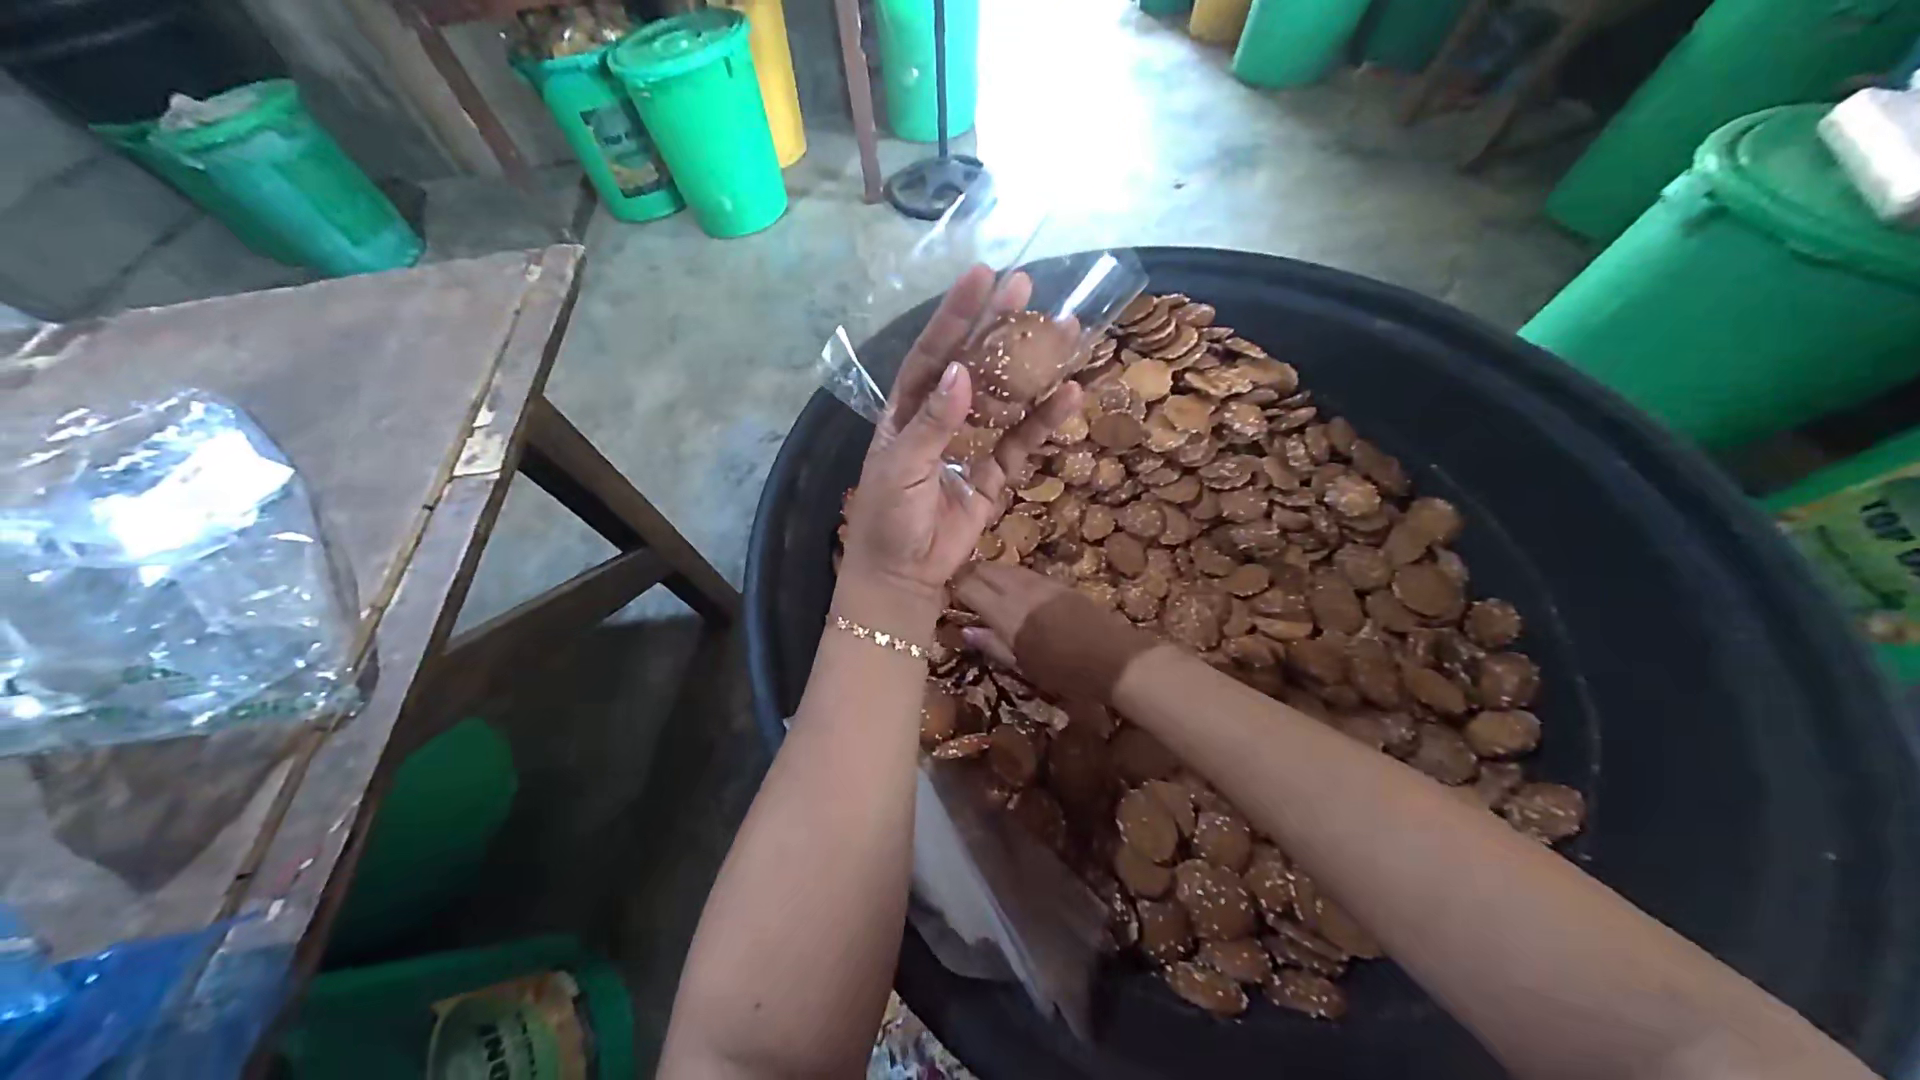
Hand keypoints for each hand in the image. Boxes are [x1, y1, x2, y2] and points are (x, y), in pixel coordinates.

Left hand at [838, 266, 1082, 610]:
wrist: (903, 572)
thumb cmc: (887, 516)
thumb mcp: (901, 467)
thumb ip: (932, 423)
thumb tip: (962, 372)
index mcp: (909, 409)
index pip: (935, 353)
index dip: (956, 316)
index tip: (982, 277)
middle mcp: (944, 417)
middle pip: (975, 364)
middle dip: (998, 327)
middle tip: (1026, 287)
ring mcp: (974, 442)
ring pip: (1008, 398)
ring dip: (1034, 367)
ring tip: (1067, 330)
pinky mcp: (997, 471)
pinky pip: (1024, 441)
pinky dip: (1046, 420)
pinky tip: (1070, 393)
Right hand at [952, 561, 1160, 702]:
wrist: (1112, 659)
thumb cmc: (1063, 672)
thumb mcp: (1022, 665)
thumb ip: (992, 645)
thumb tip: (966, 629)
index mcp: (1006, 613)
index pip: (969, 586)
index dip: (954, 585)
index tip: (944, 591)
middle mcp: (1020, 590)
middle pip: (986, 570)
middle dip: (968, 573)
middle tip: (957, 582)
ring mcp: (1041, 583)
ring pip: (1006, 567)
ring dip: (989, 571)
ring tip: (980, 581)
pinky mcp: (1058, 583)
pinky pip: (1025, 572)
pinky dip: (1010, 574)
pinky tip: (1010, 585)